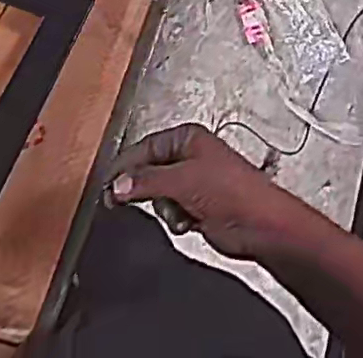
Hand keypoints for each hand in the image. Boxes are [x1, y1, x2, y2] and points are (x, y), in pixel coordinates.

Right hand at [104, 123, 325, 260]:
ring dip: (165, 208)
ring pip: (158, 194)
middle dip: (144, 189)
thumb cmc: (232, 191)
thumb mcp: (183, 181)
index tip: (105, 184)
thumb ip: (146, 181)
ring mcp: (194, 180)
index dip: (125, 165)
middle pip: (149, 171)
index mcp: (188, 138)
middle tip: (122, 202)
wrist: (257, 223)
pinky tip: (189, 221)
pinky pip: (170, 211)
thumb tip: (117, 184)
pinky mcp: (197, 204)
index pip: (146, 147)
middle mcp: (190, 155)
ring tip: (179, 212)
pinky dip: (175, 218)